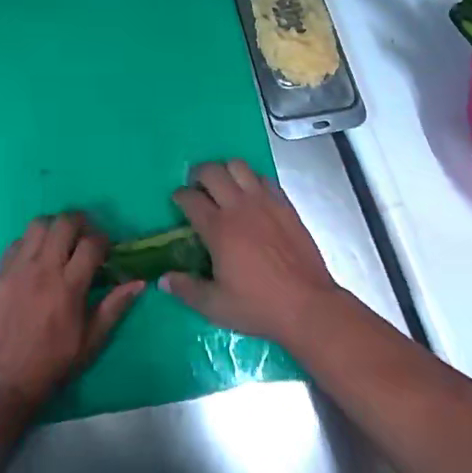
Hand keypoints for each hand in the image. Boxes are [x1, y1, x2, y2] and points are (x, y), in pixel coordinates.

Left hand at [0, 212, 143, 409]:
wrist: (8, 379)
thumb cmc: (55, 362)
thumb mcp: (92, 340)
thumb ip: (115, 306)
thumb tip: (140, 282)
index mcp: (68, 287)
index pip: (91, 244)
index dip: (103, 240)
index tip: (106, 250)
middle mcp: (43, 270)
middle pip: (64, 223)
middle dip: (80, 223)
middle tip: (86, 237)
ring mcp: (18, 268)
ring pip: (38, 224)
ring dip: (55, 226)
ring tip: (61, 241)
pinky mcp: (0, 272)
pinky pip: (17, 241)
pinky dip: (31, 241)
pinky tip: (38, 256)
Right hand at [162, 160, 345, 346]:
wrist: (308, 305)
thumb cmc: (259, 306)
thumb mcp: (215, 306)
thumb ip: (186, 290)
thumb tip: (163, 279)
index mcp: (219, 228)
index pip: (190, 199)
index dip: (179, 196)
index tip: (177, 201)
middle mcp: (240, 207)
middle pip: (212, 172)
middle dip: (198, 174)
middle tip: (197, 187)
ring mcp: (265, 202)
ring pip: (239, 166)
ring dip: (226, 171)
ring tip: (224, 186)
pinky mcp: (285, 205)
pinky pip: (265, 178)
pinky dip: (253, 180)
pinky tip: (252, 196)